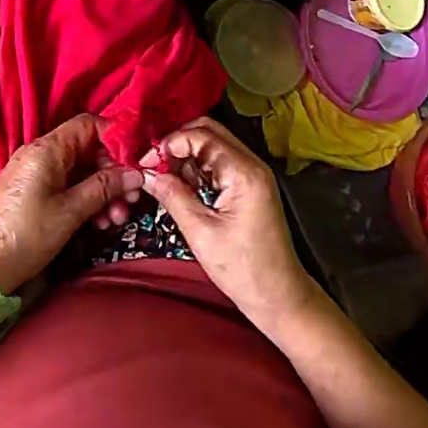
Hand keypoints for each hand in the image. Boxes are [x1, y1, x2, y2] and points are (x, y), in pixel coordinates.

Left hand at [0, 115, 142, 293]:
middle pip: (88, 150)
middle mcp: (41, 155)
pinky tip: (99, 223)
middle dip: (114, 173)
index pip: (89, 125)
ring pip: (81, 172)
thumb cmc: (23, 236)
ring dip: (103, 192)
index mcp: (47, 150)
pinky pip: (68, 187)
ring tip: (116, 220)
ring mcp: (36, 175)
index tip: (137, 163)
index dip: (117, 139)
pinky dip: (86, 201)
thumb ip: (104, 188)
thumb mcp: (69, 212)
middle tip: (132, 199)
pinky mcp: (33, 194)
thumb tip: (136, 173)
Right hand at [140, 118, 323, 330]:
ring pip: (212, 145)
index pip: (201, 136)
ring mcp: (252, 174)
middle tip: (155, 168)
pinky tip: (183, 188)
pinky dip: (197, 168)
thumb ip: (174, 196)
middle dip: (177, 145)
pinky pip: (218, 163)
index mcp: (244, 173)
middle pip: (208, 132)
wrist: (278, 295)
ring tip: (167, 181)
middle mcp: (252, 165)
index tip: (148, 164)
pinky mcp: (248, 185)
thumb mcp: (201, 233)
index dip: (170, 144)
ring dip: (186, 156)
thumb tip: (149, 174)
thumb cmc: (243, 269)